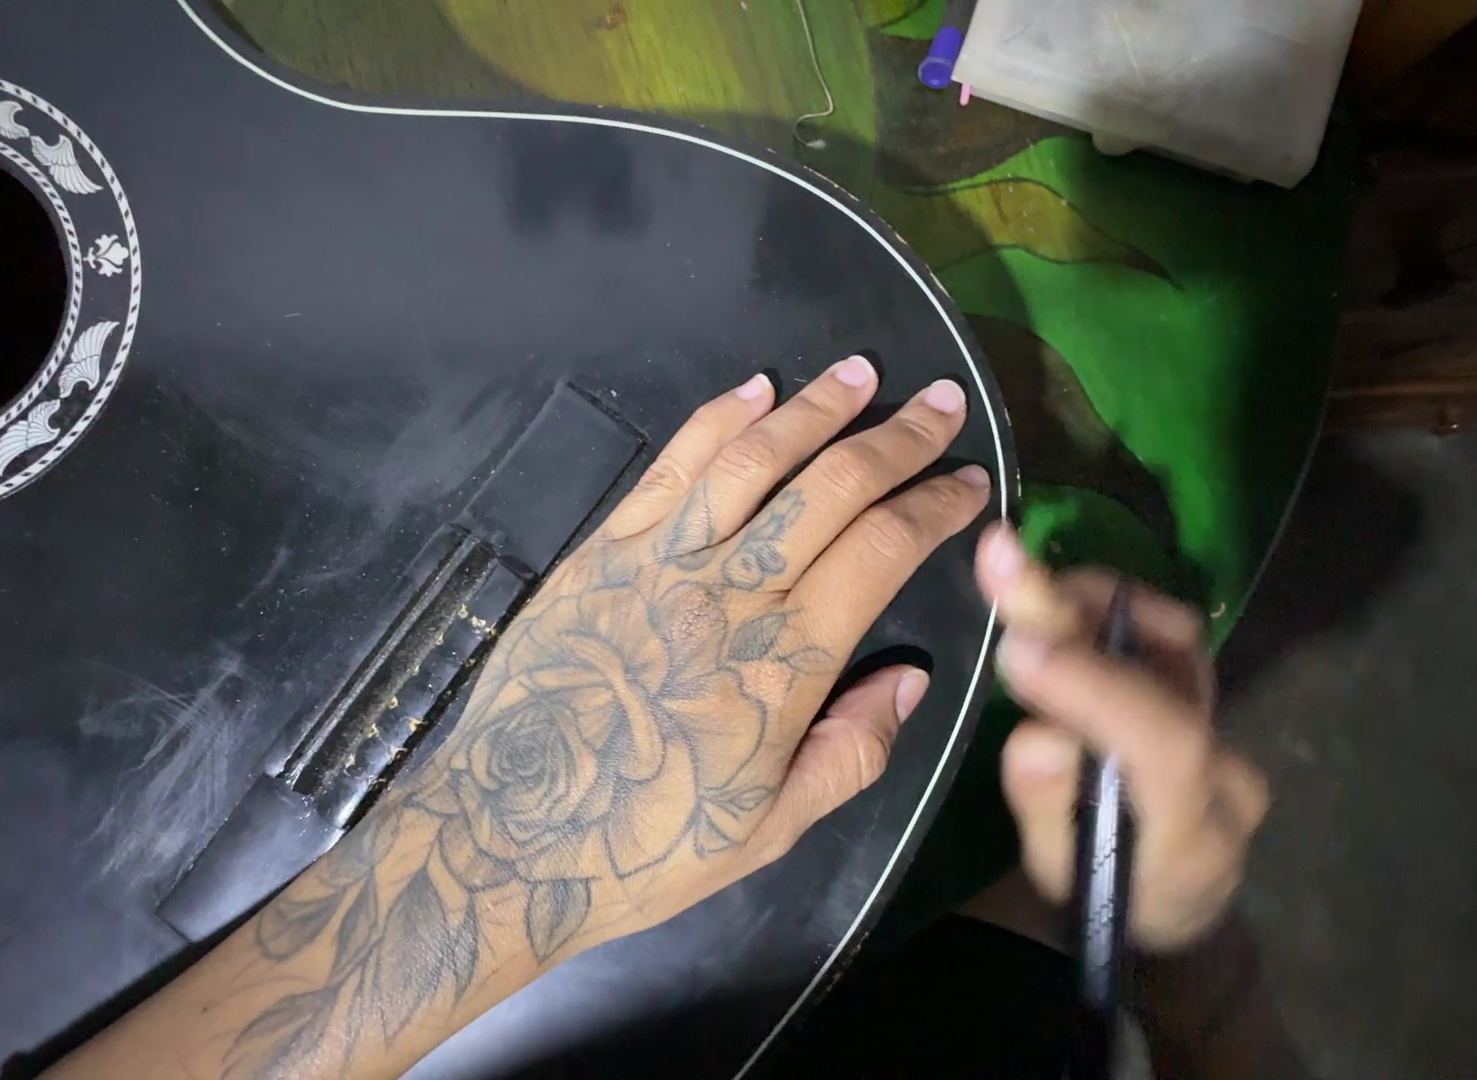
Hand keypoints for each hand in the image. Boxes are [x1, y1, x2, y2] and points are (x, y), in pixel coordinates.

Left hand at [199, 357, 989, 1076]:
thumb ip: (853, 750)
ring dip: (813, 409)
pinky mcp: (604, 550)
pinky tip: (753, 389)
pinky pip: (670, 469)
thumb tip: (913, 677)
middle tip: (938, 404)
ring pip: (752, 461)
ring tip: (858, 373)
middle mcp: (730, 593)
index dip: (936, 507)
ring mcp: (660, 561)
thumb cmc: (644, 843)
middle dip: (895, 440)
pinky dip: (717, 421)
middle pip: (830, 489)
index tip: (970, 481)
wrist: (506, 834)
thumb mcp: (771, 828)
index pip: (882, 551)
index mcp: (784, 662)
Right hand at [974, 525, 1268, 950]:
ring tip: (1016, 578)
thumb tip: (1037, 736)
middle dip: (1071, 611)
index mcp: (1194, 830)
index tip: (1018, 648)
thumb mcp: (1060, 876)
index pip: (1162, 746)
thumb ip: (1050, 810)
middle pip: (1164, 672)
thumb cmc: (1102, 894)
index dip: (1093, 688)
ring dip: (1087, 598)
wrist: (1171, 901)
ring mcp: (1222, 724)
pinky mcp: (1201, 695)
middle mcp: (1226, 766)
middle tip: (1001, 556)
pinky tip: (1055, 596)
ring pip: (1169, 635)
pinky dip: (1102, 603)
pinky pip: (1160, 629)